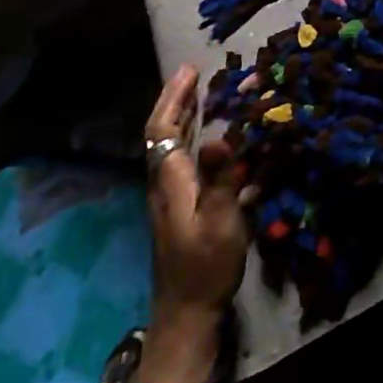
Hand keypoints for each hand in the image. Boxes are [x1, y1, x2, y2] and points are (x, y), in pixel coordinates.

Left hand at [136, 64, 249, 382]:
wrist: (187, 311)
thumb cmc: (205, 264)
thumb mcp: (220, 221)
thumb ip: (220, 178)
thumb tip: (219, 136)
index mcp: (170, 180)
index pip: (161, 128)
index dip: (173, 97)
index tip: (190, 70)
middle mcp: (163, 182)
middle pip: (161, 132)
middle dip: (176, 101)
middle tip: (195, 75)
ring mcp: (169, 196)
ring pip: (169, 147)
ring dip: (182, 118)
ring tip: (202, 97)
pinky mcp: (178, 208)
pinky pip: (180, 161)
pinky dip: (191, 140)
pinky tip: (211, 141)